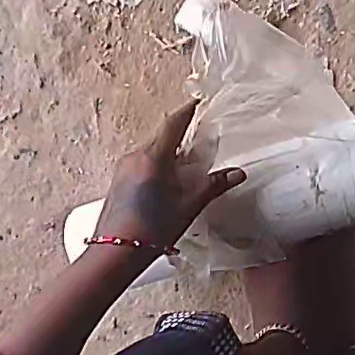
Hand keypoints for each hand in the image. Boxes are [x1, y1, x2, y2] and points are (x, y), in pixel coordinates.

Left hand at [95, 98, 246, 246]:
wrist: (117, 251)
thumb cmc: (153, 228)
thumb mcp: (190, 205)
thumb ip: (214, 185)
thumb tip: (237, 174)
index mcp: (154, 156)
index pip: (173, 123)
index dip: (187, 111)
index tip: (196, 104)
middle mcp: (136, 157)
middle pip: (162, 138)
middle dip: (181, 139)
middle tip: (198, 146)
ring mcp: (123, 169)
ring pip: (151, 153)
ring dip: (169, 156)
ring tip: (184, 173)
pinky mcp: (118, 183)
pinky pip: (141, 166)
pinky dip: (157, 168)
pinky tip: (165, 187)